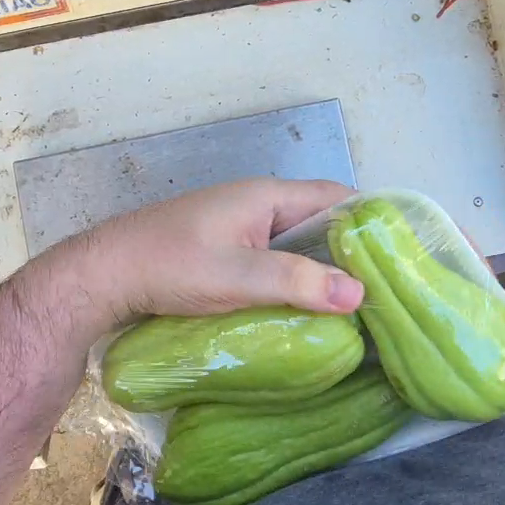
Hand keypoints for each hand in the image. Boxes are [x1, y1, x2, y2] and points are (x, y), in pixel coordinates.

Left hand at [55, 178, 365, 329]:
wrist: (104, 275)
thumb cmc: (170, 266)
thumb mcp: (238, 276)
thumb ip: (297, 281)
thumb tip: (358, 292)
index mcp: (266, 196)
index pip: (336, 197)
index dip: (370, 222)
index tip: (399, 257)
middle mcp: (257, 204)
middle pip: (319, 220)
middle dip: (350, 250)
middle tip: (383, 290)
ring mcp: (239, 227)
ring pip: (296, 242)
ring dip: (321, 267)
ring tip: (353, 305)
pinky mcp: (225, 251)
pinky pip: (274, 258)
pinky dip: (295, 277)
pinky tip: (305, 307)